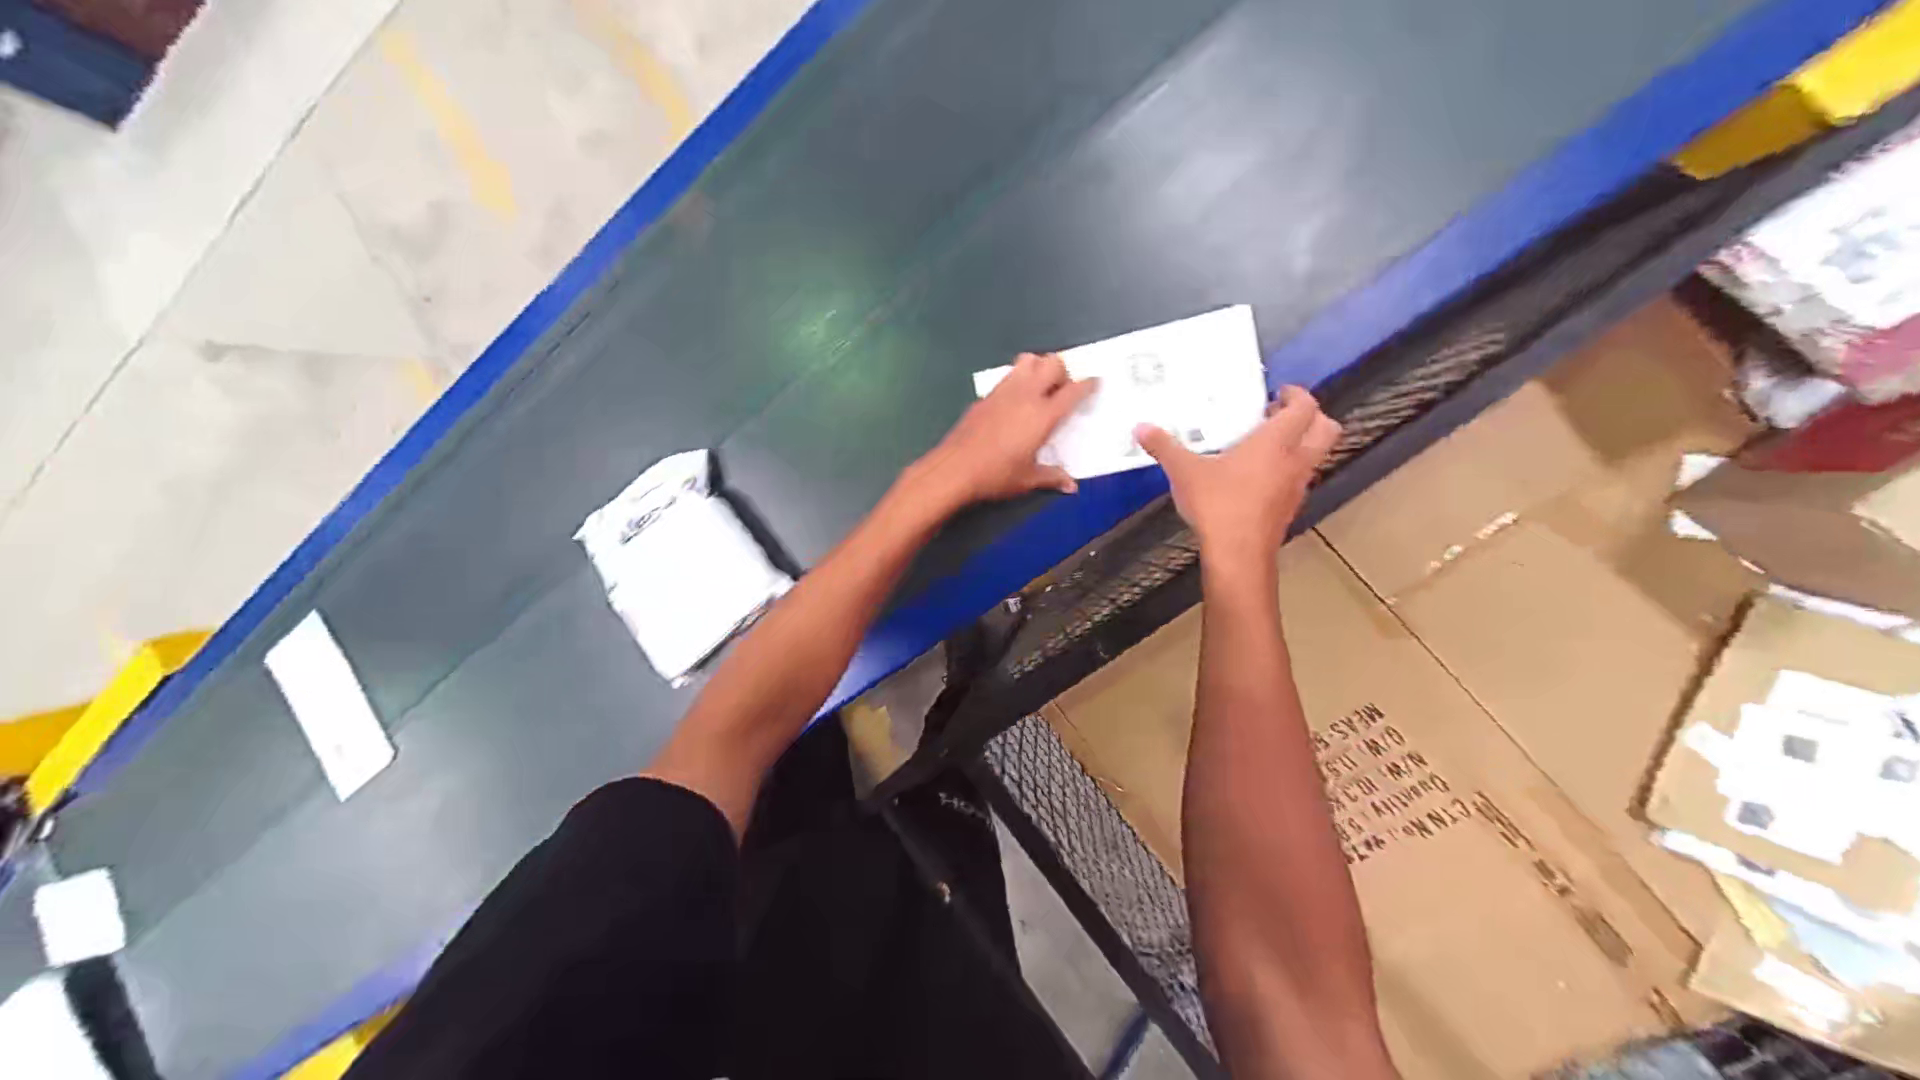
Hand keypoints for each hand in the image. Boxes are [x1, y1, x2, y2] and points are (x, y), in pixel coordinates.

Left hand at [909, 352, 1097, 511]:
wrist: (954, 469)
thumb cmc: (996, 475)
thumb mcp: (1028, 480)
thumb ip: (1052, 478)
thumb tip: (1071, 486)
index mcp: (1043, 415)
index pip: (1073, 390)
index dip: (1088, 384)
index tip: (1094, 383)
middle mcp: (1026, 395)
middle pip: (1052, 362)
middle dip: (1063, 371)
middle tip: (1062, 390)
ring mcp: (1004, 391)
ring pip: (1028, 360)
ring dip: (1039, 368)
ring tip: (1039, 389)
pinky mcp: (986, 396)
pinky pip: (1008, 375)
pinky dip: (1018, 380)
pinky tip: (1014, 402)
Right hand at [1136, 386, 1339, 567]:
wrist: (1238, 554)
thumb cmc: (1218, 505)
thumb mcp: (1184, 472)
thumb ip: (1164, 447)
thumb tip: (1140, 428)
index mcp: (1276, 442)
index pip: (1305, 407)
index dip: (1297, 395)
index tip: (1278, 393)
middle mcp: (1295, 460)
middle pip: (1326, 428)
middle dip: (1310, 417)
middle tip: (1279, 416)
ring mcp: (1297, 486)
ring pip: (1315, 455)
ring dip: (1300, 444)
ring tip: (1265, 445)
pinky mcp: (1290, 507)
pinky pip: (1299, 478)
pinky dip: (1287, 470)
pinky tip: (1257, 477)